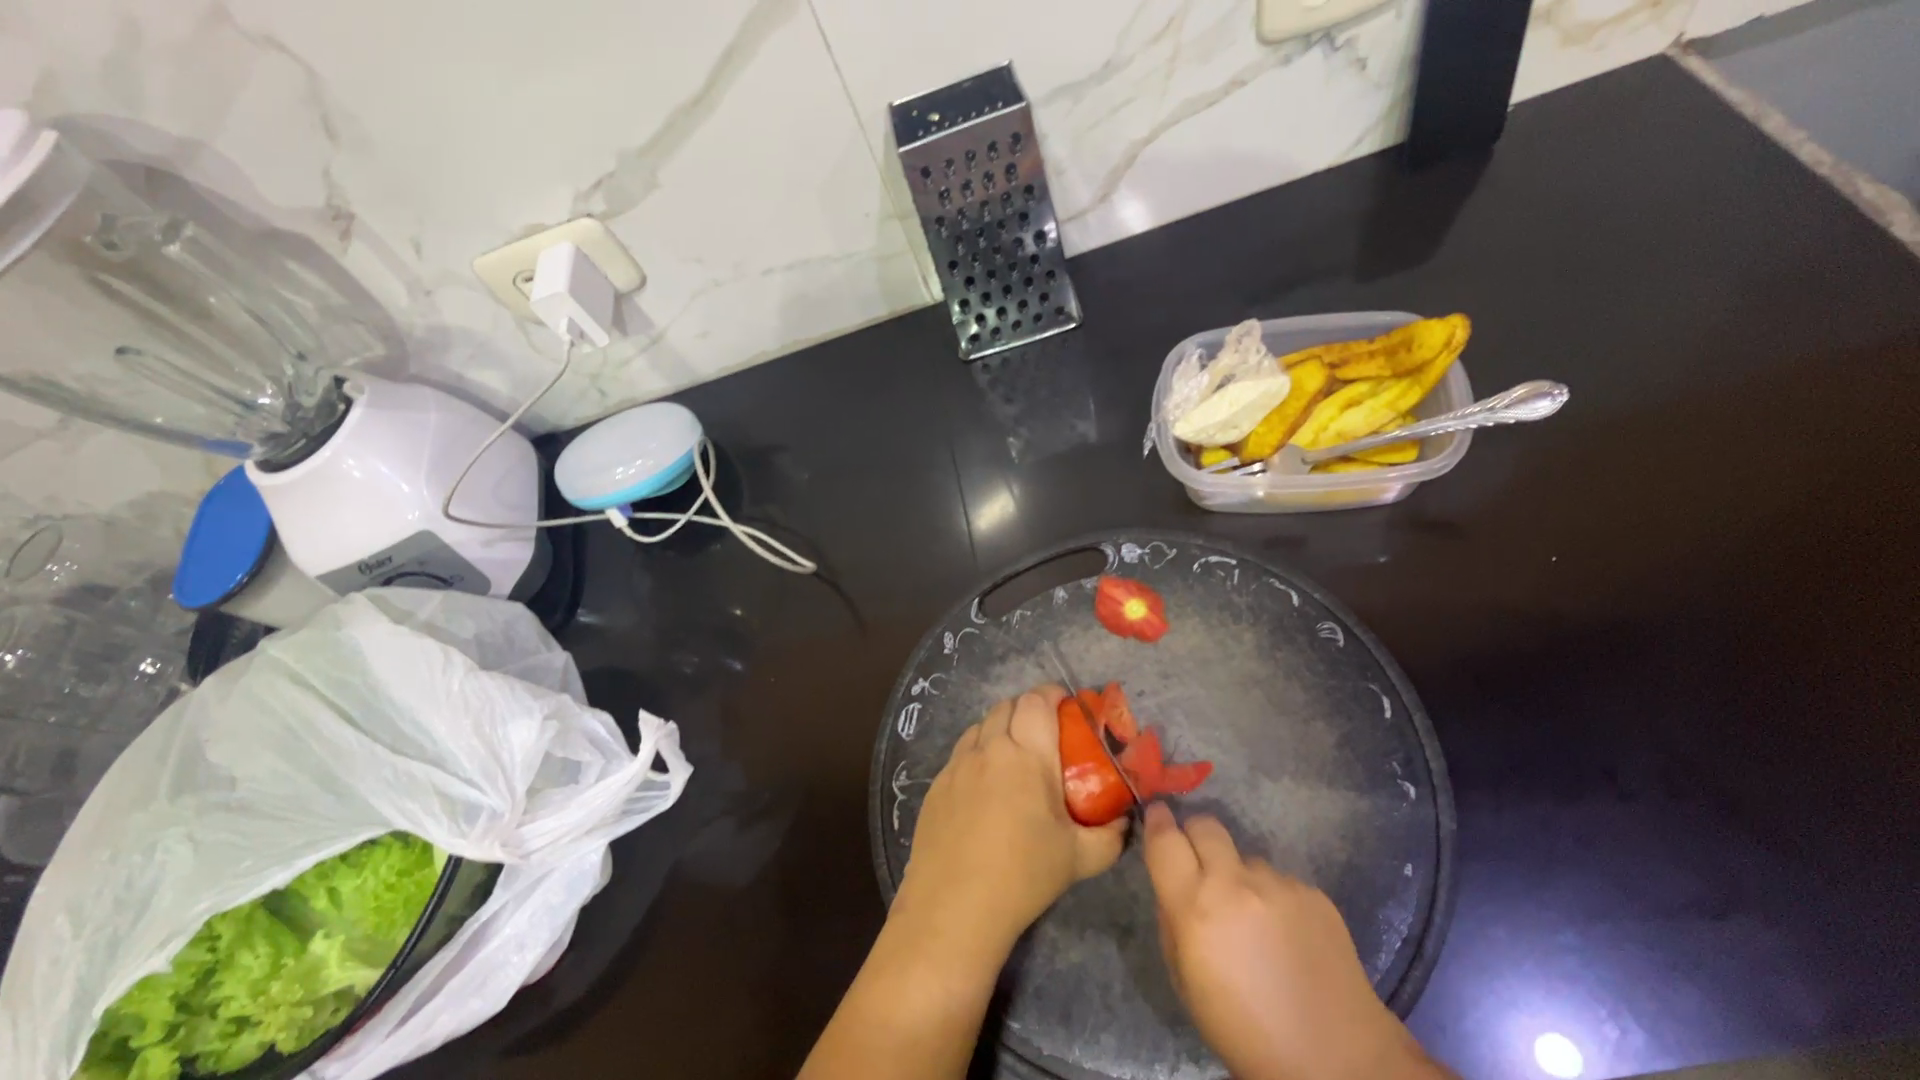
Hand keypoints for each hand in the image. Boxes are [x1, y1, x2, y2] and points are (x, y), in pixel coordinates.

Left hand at [895, 686, 1127, 951]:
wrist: (955, 906)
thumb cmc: (1023, 876)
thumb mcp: (1081, 858)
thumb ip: (1111, 835)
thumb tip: (1125, 820)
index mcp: (1027, 756)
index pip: (1038, 700)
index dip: (1054, 696)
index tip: (1068, 709)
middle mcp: (989, 749)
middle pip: (1008, 705)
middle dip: (1029, 710)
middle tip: (1047, 736)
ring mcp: (957, 765)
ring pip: (981, 725)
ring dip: (1002, 729)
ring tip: (1016, 758)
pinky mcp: (936, 785)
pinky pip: (961, 752)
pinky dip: (978, 753)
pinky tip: (986, 786)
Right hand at [1143, 803, 1437, 1079]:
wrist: (1332, 1055)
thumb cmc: (1241, 1028)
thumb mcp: (1184, 980)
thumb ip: (1172, 922)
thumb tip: (1174, 887)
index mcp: (1195, 907)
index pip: (1165, 839)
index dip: (1156, 821)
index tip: (1155, 814)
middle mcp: (1236, 882)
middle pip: (1207, 825)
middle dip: (1194, 834)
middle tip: (1197, 860)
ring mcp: (1280, 884)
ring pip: (1246, 858)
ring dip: (1239, 875)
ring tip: (1252, 920)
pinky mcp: (1314, 893)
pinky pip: (1280, 881)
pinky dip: (1273, 898)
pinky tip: (1285, 936)